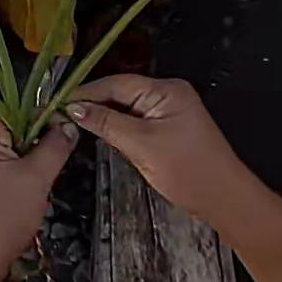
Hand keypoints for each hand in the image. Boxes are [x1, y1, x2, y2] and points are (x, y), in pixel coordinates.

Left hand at [0, 117, 77, 275]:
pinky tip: (34, 189)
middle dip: (41, 142)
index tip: (68, 129)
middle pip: (18, 130)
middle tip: (56, 161)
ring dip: (36, 160)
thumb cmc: (7, 213)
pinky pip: (11, 165)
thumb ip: (56, 146)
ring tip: (44, 179)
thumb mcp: (38, 176)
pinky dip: (26, 172)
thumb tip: (70, 125)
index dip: (45, 117)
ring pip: (17, 149)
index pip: (18, 112)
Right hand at [67, 75, 258, 218]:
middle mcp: (166, 93)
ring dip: (102, 115)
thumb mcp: (141, 144)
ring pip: (124, 107)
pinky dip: (116, 125)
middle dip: (92, 103)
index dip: (86, 92)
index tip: (59, 102)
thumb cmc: (187, 170)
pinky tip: (98, 131)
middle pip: (119, 93)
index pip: (116, 83)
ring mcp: (167, 110)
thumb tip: (73, 108)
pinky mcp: (165, 126)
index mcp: (165, 90)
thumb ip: (105, 122)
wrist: (223, 198)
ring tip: (72, 121)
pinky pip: (133, 119)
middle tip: (61, 113)